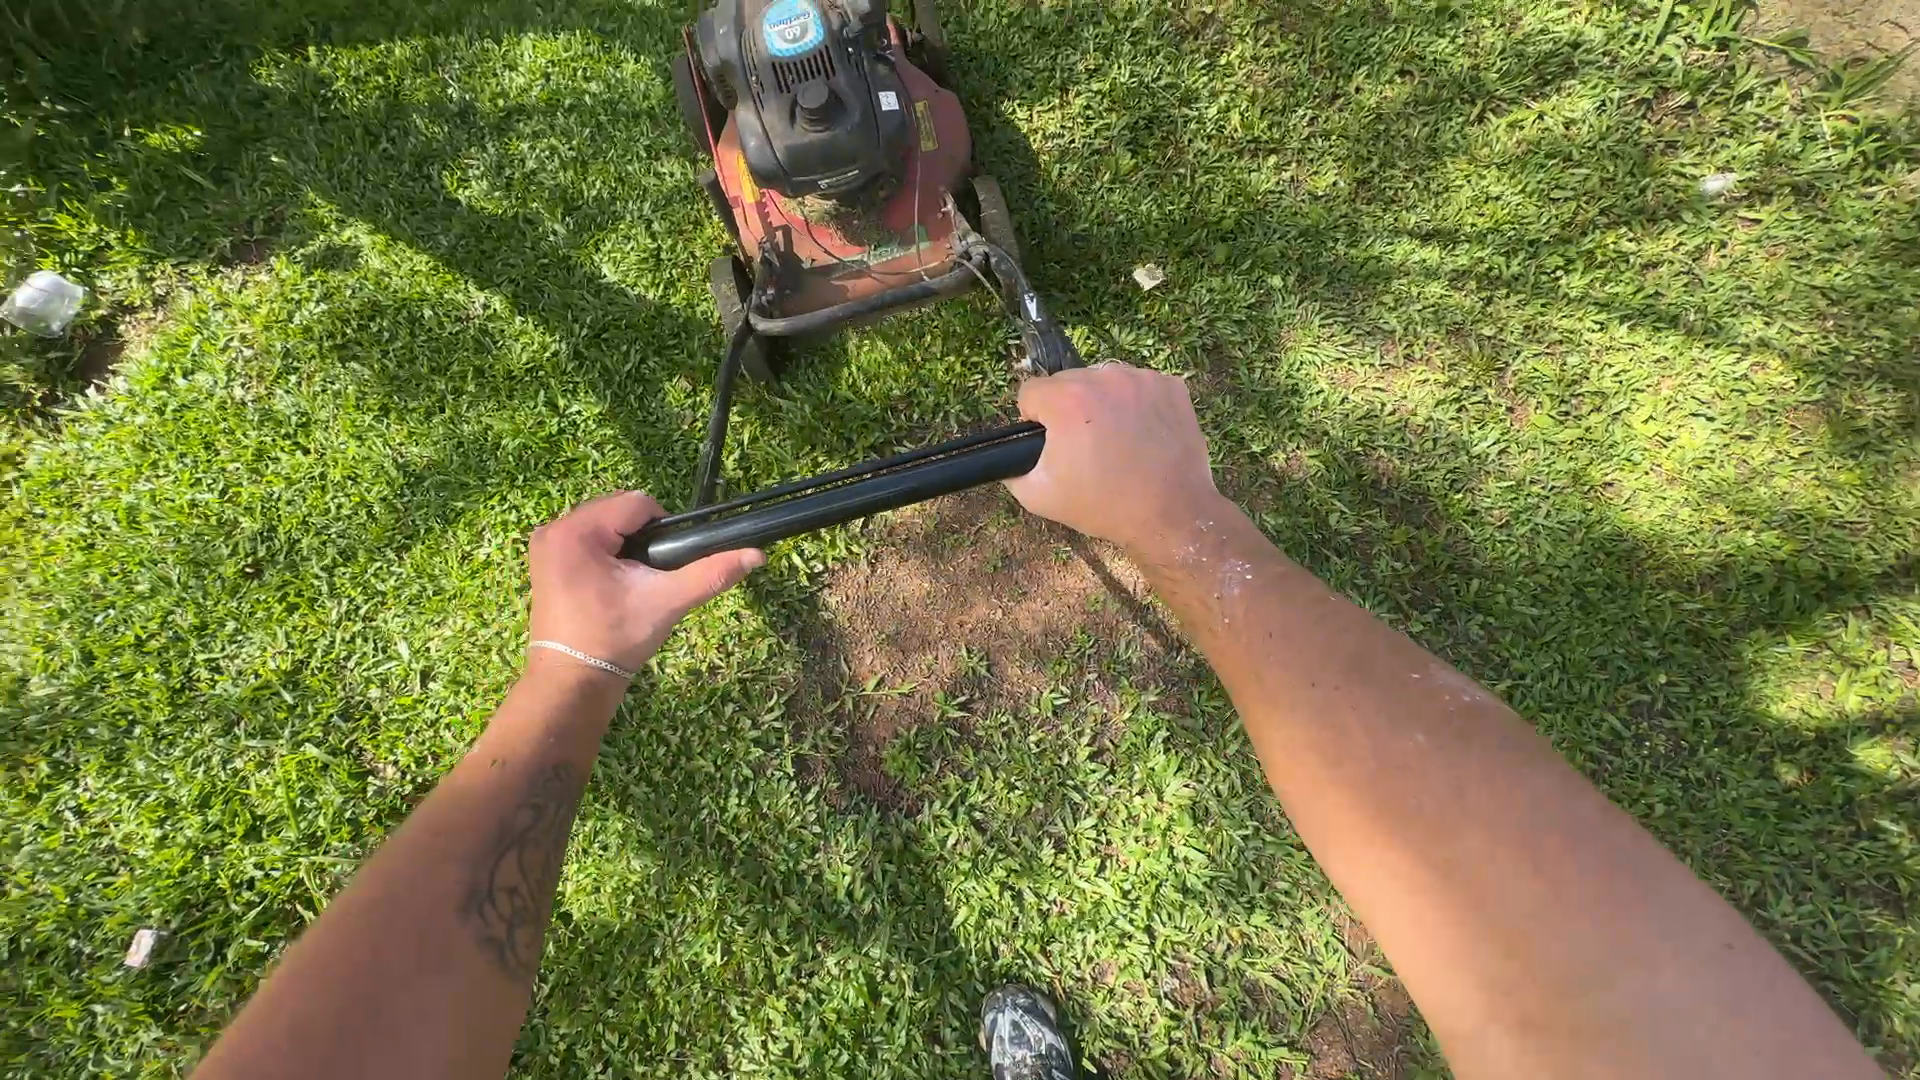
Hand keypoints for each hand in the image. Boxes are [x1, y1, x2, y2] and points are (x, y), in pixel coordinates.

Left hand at [526, 491, 763, 673]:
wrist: (575, 678)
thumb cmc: (618, 636)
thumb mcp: (669, 601)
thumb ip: (712, 573)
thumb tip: (757, 555)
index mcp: (577, 532)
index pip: (637, 503)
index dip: (662, 529)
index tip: (662, 566)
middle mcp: (555, 529)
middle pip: (619, 509)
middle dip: (642, 536)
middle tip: (648, 576)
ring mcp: (546, 544)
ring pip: (605, 522)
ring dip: (626, 543)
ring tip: (633, 581)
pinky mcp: (545, 559)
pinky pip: (588, 537)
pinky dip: (608, 551)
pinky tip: (613, 582)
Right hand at [1004, 363, 1225, 558]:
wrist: (1169, 515)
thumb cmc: (1103, 506)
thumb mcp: (1039, 497)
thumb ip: (1012, 469)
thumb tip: (1007, 455)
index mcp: (1067, 400)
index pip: (1031, 391)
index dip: (1034, 420)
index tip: (1052, 444)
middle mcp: (1104, 377)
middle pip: (1068, 382)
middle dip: (1069, 409)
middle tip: (1085, 448)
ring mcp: (1142, 379)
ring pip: (1104, 381)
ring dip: (1102, 404)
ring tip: (1115, 442)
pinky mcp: (1170, 385)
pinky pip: (1138, 386)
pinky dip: (1135, 405)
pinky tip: (1141, 436)